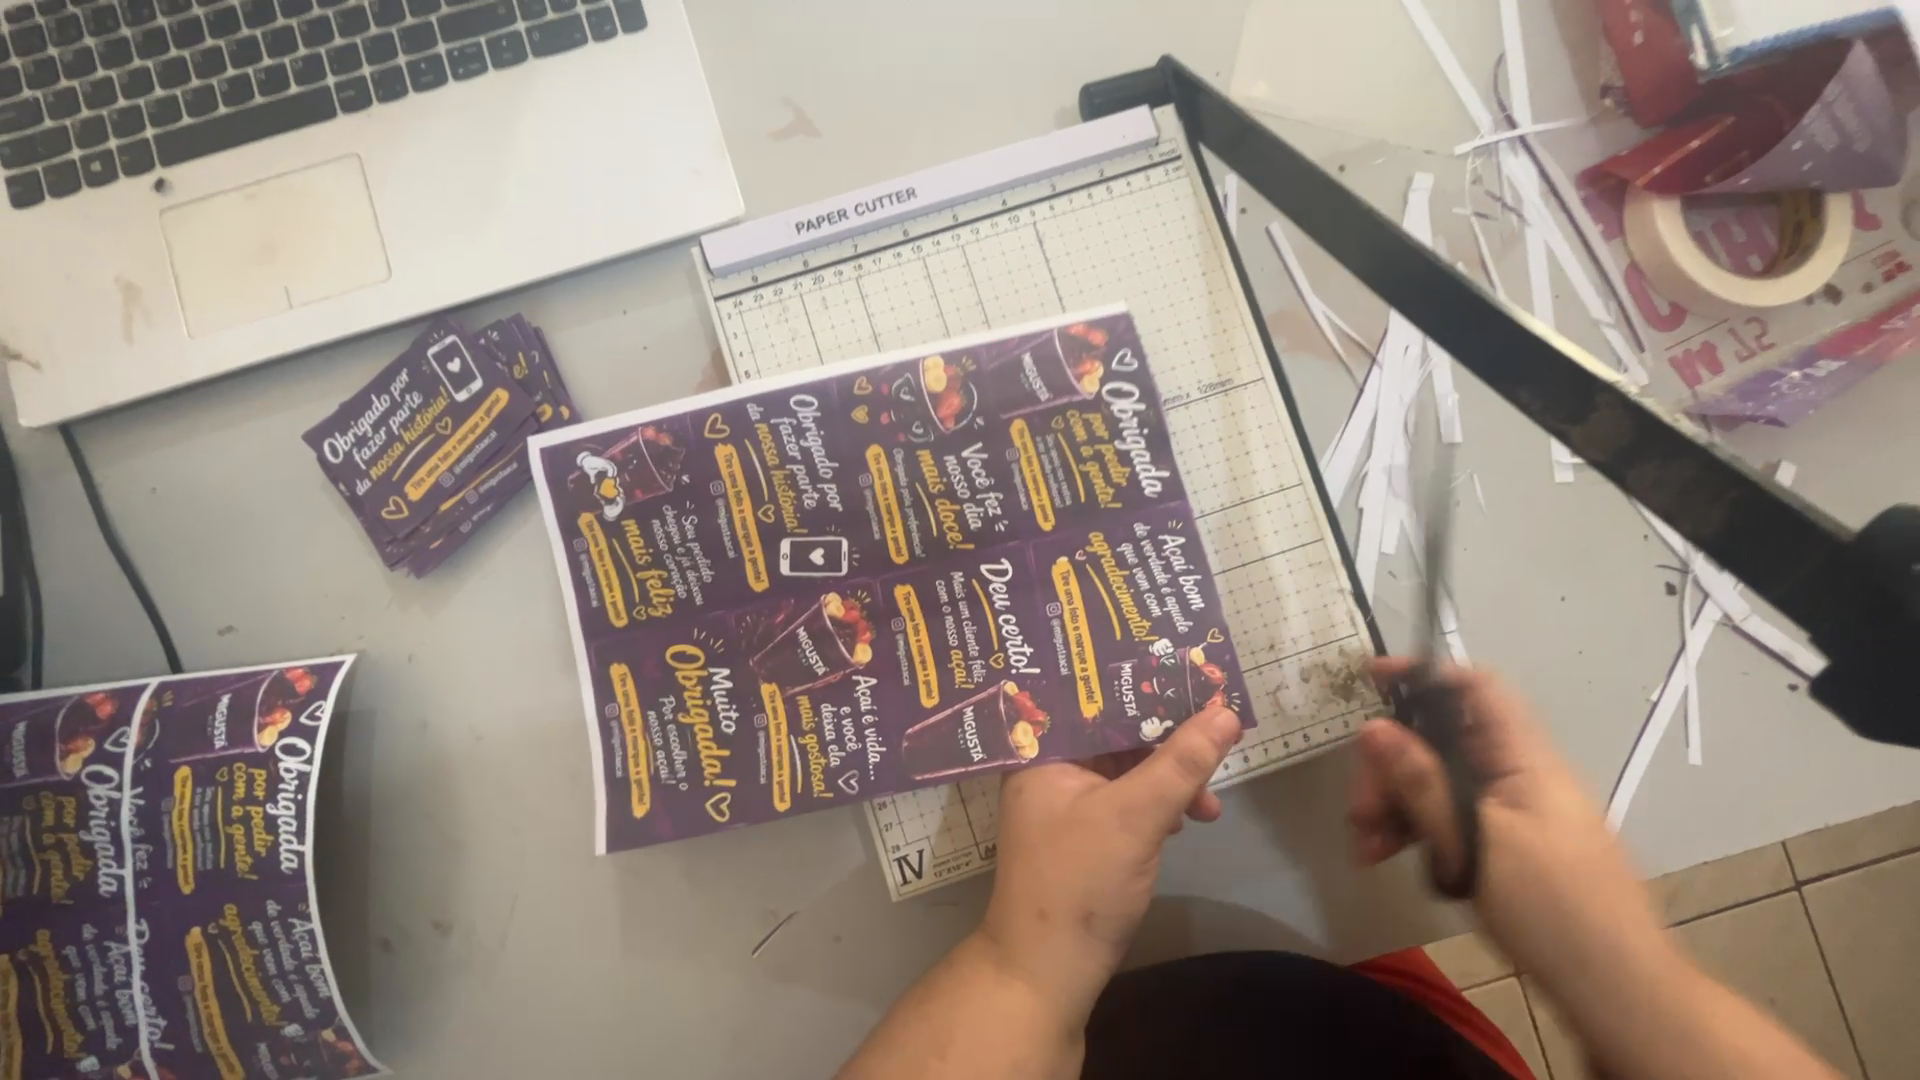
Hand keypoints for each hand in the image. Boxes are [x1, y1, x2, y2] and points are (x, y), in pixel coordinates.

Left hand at [976, 705, 1242, 1027]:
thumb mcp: (1135, 815)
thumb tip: (1225, 711)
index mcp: (1043, 748)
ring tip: (1207, 803)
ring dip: (1170, 777)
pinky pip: (1128, 798)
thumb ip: (1181, 762)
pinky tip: (1187, 819)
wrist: (1049, 970)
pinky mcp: (1087, 830)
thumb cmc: (1081, 881)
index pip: (1093, 697)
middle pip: (1115, 731)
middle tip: (1217, 735)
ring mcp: (1068, 800)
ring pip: (1126, 766)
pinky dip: (1158, 805)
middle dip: (1167, 738)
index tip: (1190, 673)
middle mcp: (1050, 765)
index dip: (1142, 683)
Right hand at [1349, 658, 1669, 989]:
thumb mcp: (1475, 843)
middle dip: (1388, 766)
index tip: (1371, 681)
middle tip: (1359, 808)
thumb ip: (1422, 783)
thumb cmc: (1554, 909)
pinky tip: (1385, 856)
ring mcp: (1507, 809)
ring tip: (1367, 845)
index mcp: (1524, 760)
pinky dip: (1410, 829)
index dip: (1425, 675)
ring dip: (1391, 803)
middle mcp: (1514, 774)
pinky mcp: (1499, 842)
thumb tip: (1373, 726)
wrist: (1619, 993)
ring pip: (1432, 780)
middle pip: (1437, 740)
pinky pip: (1443, 815)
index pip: (1477, 689)